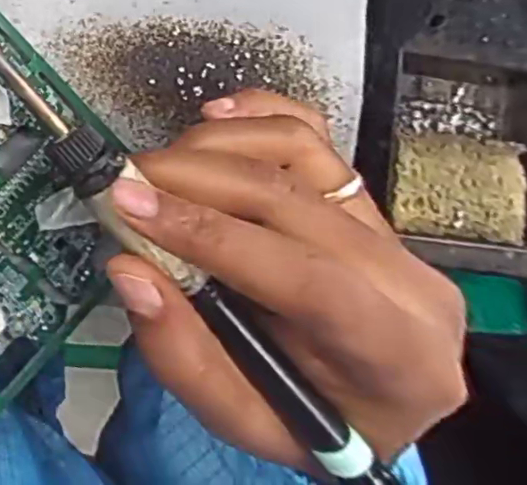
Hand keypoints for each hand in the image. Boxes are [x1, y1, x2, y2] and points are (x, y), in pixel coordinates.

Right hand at [105, 90, 467, 472]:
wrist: (346, 392)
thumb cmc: (294, 409)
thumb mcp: (238, 415)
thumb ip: (180, 353)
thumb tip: (128, 269)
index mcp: (397, 356)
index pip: (309, 281)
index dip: (209, 233)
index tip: (127, 203)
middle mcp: (408, 282)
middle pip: (288, 201)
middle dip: (187, 180)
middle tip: (119, 183)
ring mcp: (386, 228)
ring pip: (294, 150)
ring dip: (207, 148)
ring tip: (156, 173)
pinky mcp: (355, 190)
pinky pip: (305, 128)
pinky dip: (252, 110)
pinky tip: (209, 117)